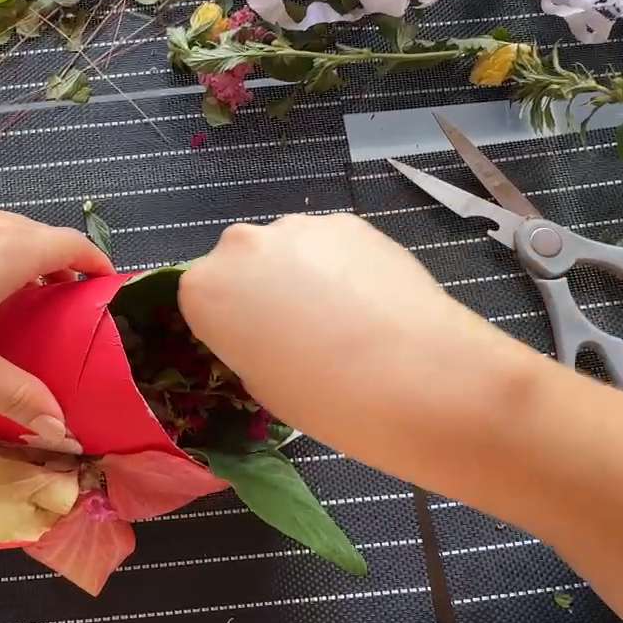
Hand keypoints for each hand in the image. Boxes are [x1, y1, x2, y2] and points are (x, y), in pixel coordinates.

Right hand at [177, 213, 544, 449]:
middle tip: (299, 332)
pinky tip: (371, 302)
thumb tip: (266, 328)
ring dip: (302, 275)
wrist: (422, 380)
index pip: (199, 297)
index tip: (254, 346)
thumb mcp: (261, 385)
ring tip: (345, 319)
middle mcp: (241, 245)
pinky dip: (341, 267)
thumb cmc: (327, 401)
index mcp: (204, 289)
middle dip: (261, 290)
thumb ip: (246, 342)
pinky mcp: (349, 221)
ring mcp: (298, 227)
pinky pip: (329, 245)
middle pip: (240, 264)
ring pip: (287, 251)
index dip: (228, 323)